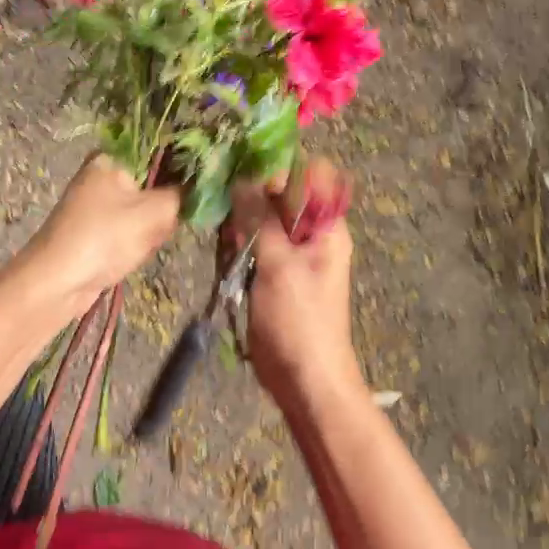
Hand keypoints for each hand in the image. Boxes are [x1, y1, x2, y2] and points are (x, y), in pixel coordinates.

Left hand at [20, 154, 179, 316]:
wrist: (57, 282)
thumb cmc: (104, 238)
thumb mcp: (153, 213)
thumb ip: (181, 196)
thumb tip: (199, 187)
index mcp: (110, 159)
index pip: (158, 156)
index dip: (178, 178)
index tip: (187, 200)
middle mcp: (101, 176)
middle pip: (152, 188)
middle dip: (161, 213)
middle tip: (156, 230)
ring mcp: (96, 204)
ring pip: (143, 214)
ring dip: (149, 233)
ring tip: (139, 248)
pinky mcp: (95, 230)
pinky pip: (127, 233)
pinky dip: (133, 246)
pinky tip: (128, 258)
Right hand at [225, 158, 362, 403]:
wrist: (304, 381)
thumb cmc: (299, 321)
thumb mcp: (277, 264)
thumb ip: (259, 217)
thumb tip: (241, 176)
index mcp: (326, 226)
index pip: (305, 176)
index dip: (275, 168)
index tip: (240, 168)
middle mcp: (310, 233)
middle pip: (278, 194)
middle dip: (249, 191)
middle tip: (223, 197)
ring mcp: (290, 252)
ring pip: (261, 216)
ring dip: (240, 218)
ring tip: (224, 229)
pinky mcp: (271, 270)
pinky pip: (252, 241)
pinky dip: (237, 240)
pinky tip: (224, 246)